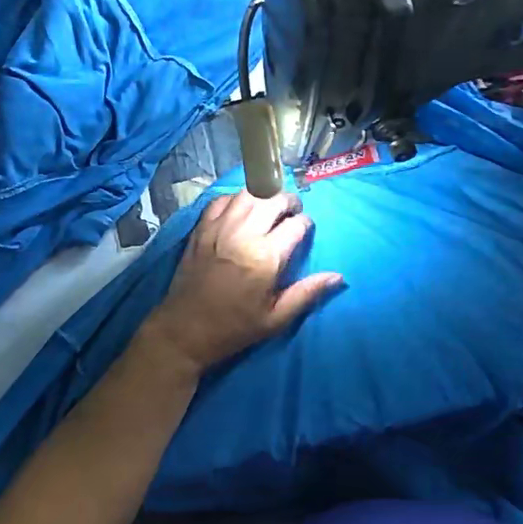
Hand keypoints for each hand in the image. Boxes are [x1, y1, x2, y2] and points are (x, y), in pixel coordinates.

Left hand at [137, 191, 344, 375]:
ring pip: (247, 194)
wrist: (184, 330)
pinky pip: (220, 200)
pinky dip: (235, 199)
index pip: (296, 225)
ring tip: (269, 207)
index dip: (305, 225)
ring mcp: (218, 228)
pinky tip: (241, 210)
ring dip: (263, 195)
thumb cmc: (233, 328)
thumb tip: (338, 276)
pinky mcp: (200, 229)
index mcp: (266, 257)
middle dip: (288, 202)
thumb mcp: (275, 318)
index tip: (305, 232)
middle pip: (273, 199)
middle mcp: (243, 234)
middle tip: (292, 211)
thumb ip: (307, 293)